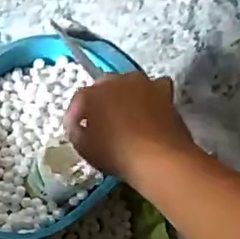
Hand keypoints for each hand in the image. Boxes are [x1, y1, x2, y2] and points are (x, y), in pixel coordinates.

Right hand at [65, 72, 194, 178]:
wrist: (156, 157)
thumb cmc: (114, 153)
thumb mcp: (83, 147)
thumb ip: (75, 130)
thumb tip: (77, 124)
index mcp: (92, 94)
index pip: (79, 99)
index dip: (76, 114)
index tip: (76, 127)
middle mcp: (116, 81)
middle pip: (103, 86)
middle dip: (100, 101)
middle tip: (100, 121)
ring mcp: (141, 83)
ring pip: (128, 84)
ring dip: (124, 96)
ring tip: (124, 115)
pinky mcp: (164, 90)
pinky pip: (153, 88)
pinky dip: (149, 96)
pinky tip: (148, 109)